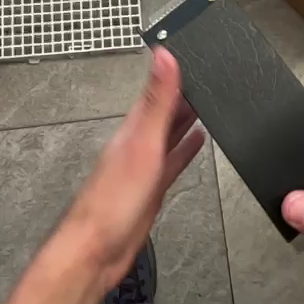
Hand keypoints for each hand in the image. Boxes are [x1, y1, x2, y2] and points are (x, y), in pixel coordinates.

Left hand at [0, 49, 202, 303]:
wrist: (97, 251)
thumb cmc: (112, 201)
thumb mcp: (141, 144)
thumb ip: (156, 101)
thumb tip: (162, 55)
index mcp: (135, 126)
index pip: (158, 89)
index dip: (175, 72)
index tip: (191, 52)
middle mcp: (138, 142)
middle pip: (165, 110)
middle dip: (185, 93)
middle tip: (206, 75)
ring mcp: (145, 165)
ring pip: (170, 134)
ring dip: (186, 118)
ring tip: (205, 102)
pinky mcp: (152, 187)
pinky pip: (173, 161)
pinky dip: (186, 149)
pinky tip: (196, 142)